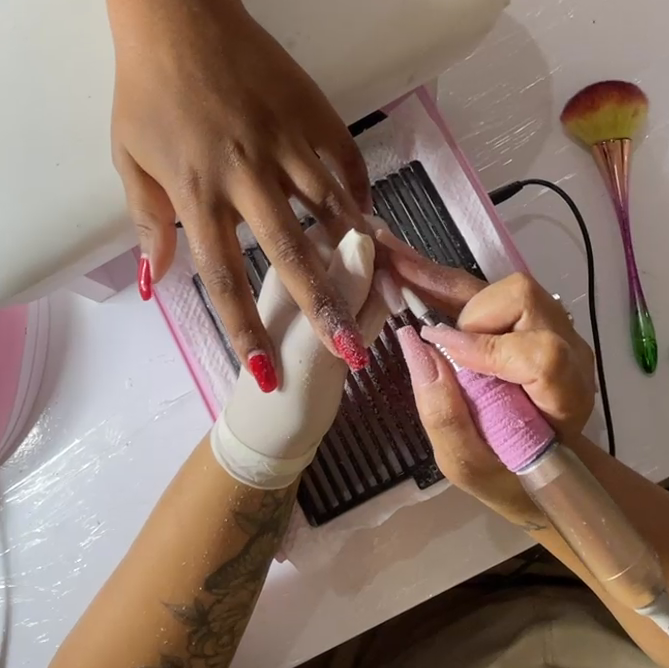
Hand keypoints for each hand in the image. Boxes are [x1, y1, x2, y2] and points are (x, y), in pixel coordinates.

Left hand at [97, 0, 371, 389]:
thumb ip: (150, 222)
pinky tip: (368, 218)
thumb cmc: (146, 91)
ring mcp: (284, 140)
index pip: (222, 275)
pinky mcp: (311, 110)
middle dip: (322, 306)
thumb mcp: (130, 159)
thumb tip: (156, 282)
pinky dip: (358, 192)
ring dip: (354, 253)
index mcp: (196, 190)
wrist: (177, 14)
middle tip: (352, 350)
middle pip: (290, 251)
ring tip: (382, 291)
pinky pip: (344, 160)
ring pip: (329, 207)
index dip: (245, 329)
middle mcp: (245, 173)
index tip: (267, 372)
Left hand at [210, 230, 389, 488]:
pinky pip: (370, 299)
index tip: (394, 287)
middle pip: (365, 249)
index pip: (345, 229)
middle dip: (382, 280)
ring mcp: (323, 291)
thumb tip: (364, 234)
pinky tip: (365, 341)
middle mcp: (306, 268)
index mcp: (288, 264)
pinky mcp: (337, 313)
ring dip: (378, 302)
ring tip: (364, 337)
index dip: (378, 251)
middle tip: (375, 321)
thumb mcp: (312, 344)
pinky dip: (375, 316)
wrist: (275, 438)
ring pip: (372, 275)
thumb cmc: (286, 393)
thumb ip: (340, 289)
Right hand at [395, 269, 596, 528]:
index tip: (440, 349)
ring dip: (451, 290)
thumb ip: (444, 414)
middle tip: (423, 323)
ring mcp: (554, 327)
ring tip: (397, 269)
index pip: (540, 355)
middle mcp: (569, 352)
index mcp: (565, 396)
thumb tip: (414, 345)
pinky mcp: (531, 315)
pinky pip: (489, 287)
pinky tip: (403, 263)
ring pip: (506, 285)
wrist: (540, 465)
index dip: (487, 347)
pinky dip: (445, 280)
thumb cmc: (507, 474)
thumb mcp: (469, 467)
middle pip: (525, 299)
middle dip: (470, 313)